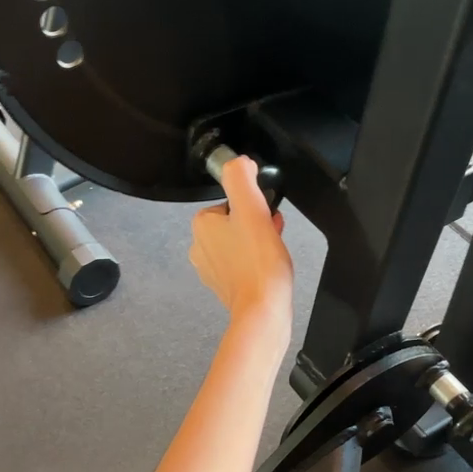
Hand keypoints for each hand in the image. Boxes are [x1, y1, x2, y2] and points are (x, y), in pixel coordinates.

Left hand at [189, 157, 293, 323]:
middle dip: (256, 224)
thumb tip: (239, 162)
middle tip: (272, 235)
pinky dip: (256, 261)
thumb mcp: (251, 208)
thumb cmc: (258, 261)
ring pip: (239, 242)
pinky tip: (269, 267)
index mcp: (201, 225)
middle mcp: (199, 247)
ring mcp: (210, 270)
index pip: (231, 203)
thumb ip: (241, 178)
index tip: (266, 217)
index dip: (253, 207)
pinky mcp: (224, 287)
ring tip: (273, 251)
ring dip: (259, 241)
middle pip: (235, 222)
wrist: (262, 309)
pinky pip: (241, 263)